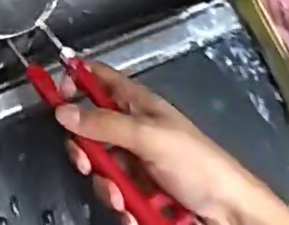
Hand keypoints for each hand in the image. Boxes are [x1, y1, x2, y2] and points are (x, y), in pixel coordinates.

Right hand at [54, 63, 288, 224]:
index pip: (97, 78)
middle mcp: (133, 127)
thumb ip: (103, 124)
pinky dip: (121, 205)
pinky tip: (134, 213)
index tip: (56, 95)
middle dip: (85, 147)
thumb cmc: (194, 162)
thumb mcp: (147, 137)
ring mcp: (137, 161)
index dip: (75, 79)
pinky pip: (116, 193)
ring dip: (106, 184)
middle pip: (91, 126)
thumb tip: (61, 110)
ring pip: (101, 165)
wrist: (232, 215)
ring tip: (122, 198)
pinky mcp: (142, 192)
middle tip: (85, 162)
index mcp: (136, 102)